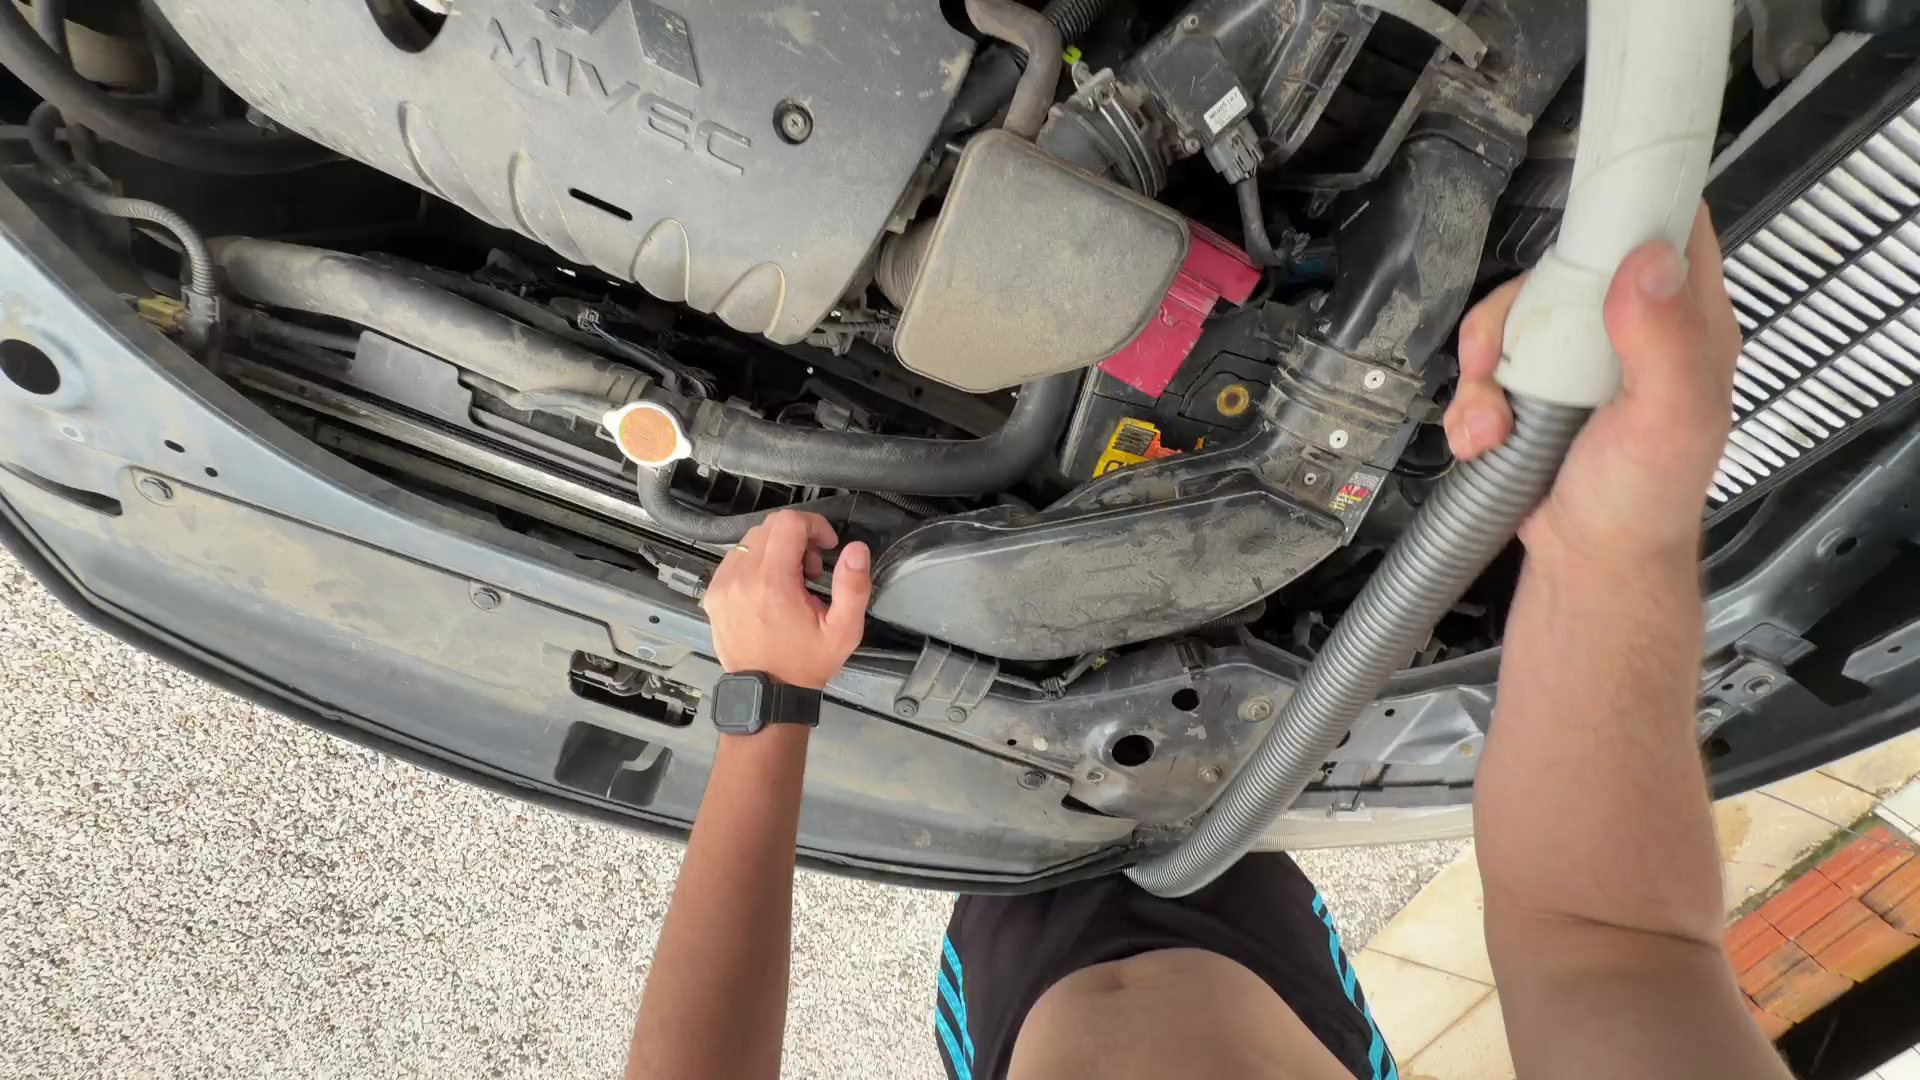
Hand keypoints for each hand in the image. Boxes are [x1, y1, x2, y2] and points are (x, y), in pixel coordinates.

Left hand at [702, 510, 871, 689]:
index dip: (815, 526)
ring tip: (792, 579)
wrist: (768, 693)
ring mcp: (723, 585)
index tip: (827, 546)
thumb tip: (856, 549)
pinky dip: (757, 562)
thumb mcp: (844, 630)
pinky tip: (771, 587)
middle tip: (812, 568)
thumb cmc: (806, 663)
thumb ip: (853, 586)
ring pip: (752, 539)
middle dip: (798, 537)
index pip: (789, 523)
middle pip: (770, 525)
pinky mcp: (714, 594)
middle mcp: (741, 578)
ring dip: (777, 548)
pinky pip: (736, 558)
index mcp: (773, 583)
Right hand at [1444, 205, 1741, 567]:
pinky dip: (1464, 411)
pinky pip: (1476, 381)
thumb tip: (1645, 260)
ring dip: (1477, 380)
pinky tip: (1478, 442)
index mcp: (1678, 323)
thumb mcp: (1669, 419)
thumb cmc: (1642, 495)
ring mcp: (1564, 368)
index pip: (1664, 231)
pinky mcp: (1519, 398)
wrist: (1586, 554)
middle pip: (1551, 280)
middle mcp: (1618, 335)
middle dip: (1507, 318)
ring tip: (1485, 429)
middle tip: (1489, 359)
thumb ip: (1664, 341)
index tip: (1577, 209)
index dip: (1626, 208)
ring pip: (1503, 332)